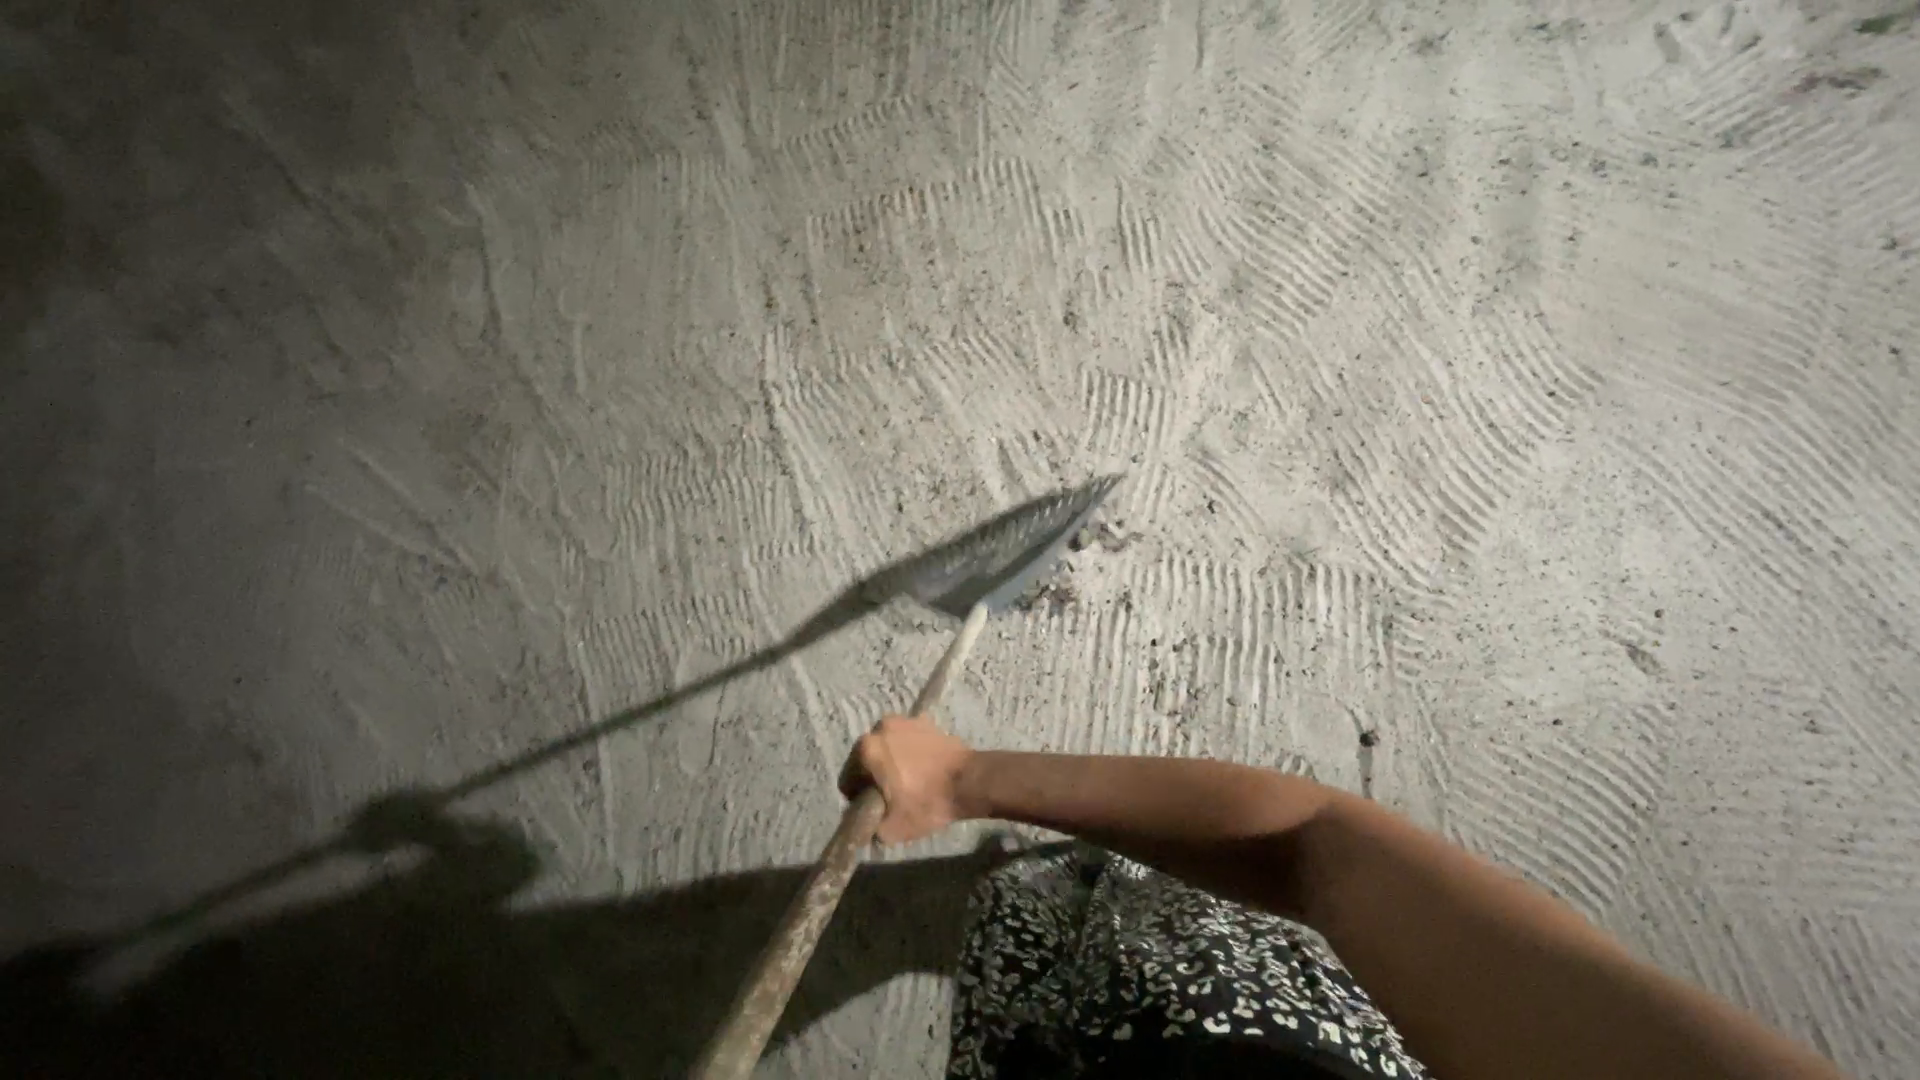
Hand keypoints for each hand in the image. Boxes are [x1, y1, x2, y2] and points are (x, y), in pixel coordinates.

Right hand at [839, 714, 977, 844]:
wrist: (969, 781)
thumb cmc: (925, 803)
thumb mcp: (891, 830)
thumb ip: (869, 828)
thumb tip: (865, 825)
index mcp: (866, 748)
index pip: (849, 779)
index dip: (858, 798)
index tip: (874, 809)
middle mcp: (880, 727)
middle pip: (867, 758)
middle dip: (874, 776)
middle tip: (892, 797)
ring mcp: (905, 720)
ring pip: (888, 747)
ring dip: (891, 762)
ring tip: (909, 782)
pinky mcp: (926, 721)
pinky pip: (908, 740)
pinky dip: (910, 752)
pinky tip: (922, 769)